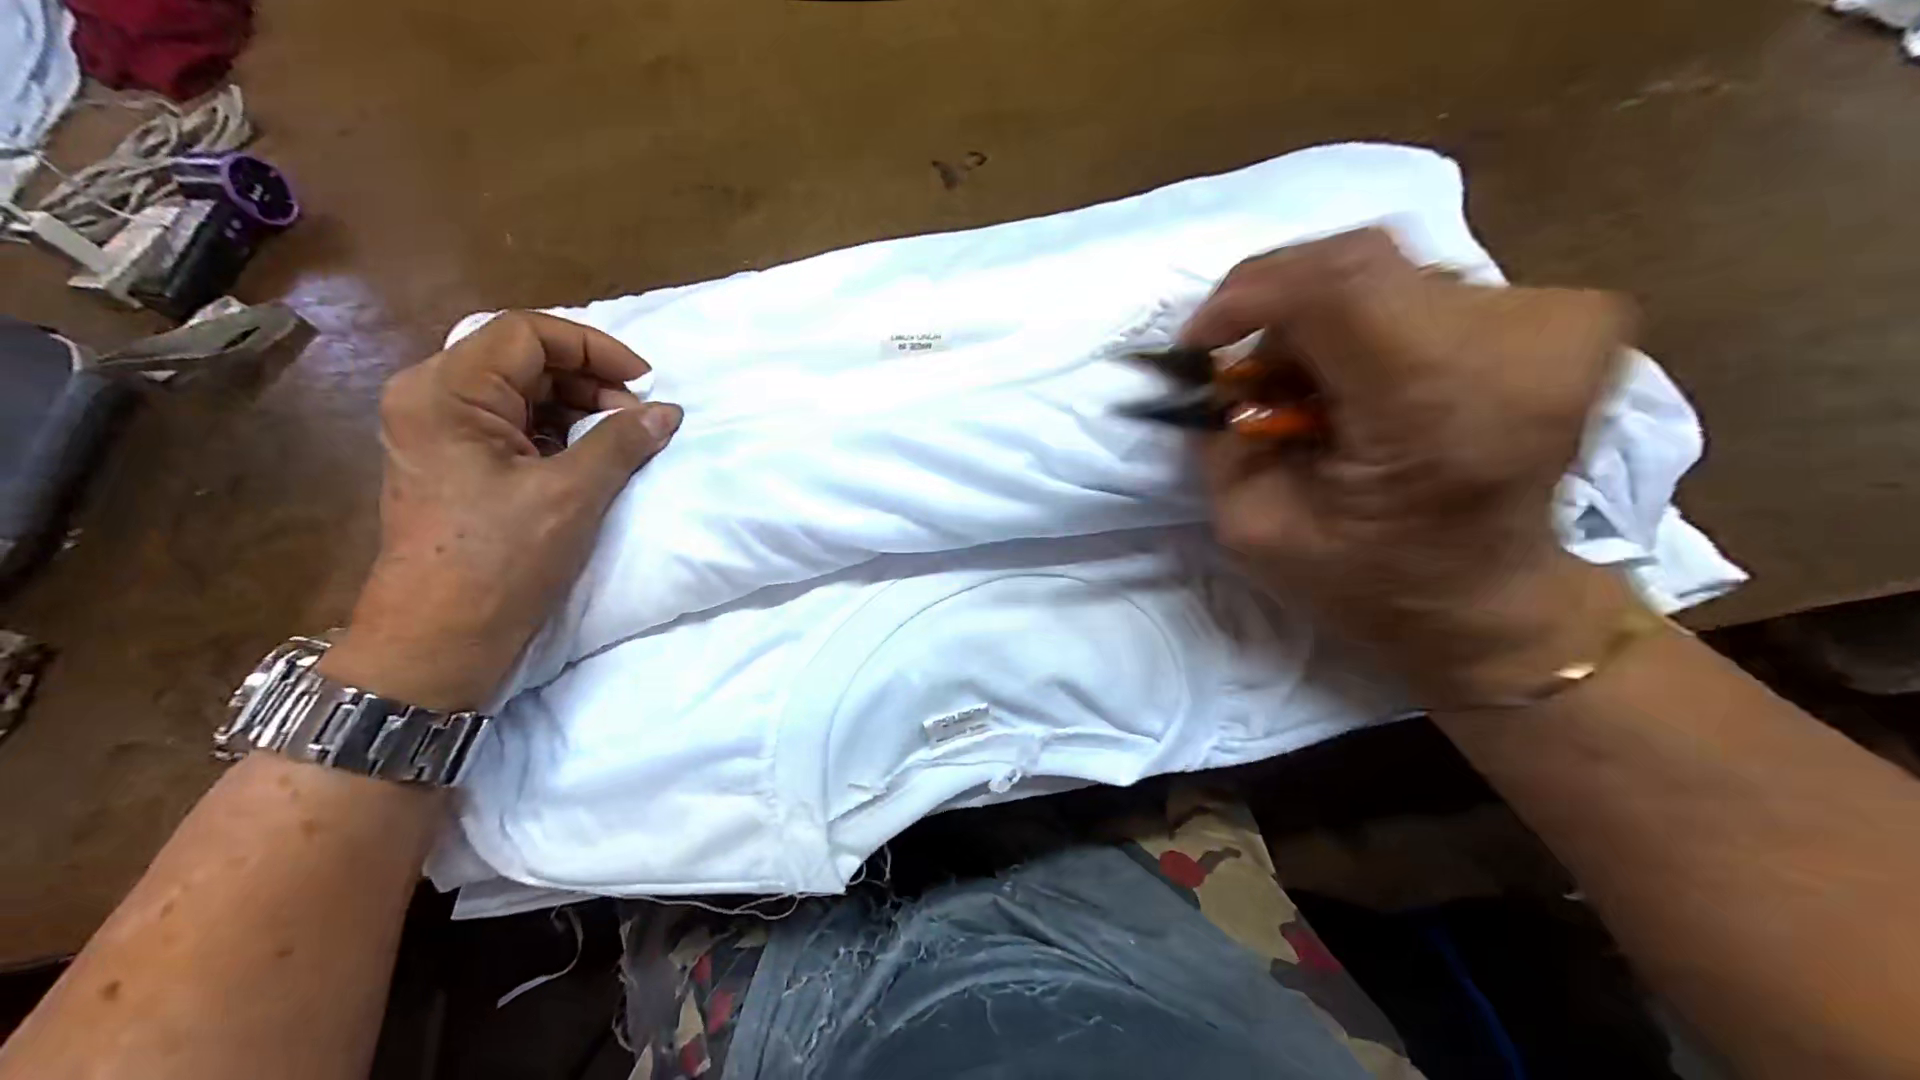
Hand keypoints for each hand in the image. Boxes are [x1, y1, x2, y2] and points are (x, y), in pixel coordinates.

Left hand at [320, 312, 682, 709]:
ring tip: (623, 438)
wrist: (439, 640)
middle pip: (523, 359)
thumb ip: (621, 442)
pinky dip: (561, 432)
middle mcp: (434, 399)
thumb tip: (667, 411)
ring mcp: (441, 432)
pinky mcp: (457, 463)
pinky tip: (594, 457)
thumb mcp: (571, 495)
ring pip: (522, 393)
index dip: (594, 348)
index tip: (645, 383)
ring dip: (579, 408)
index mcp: (446, 392)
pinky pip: (516, 426)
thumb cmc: (499, 562)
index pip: (526, 334)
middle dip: (590, 380)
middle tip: (638, 417)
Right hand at [1181, 228, 1635, 704]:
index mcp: (1439, 407)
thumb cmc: (1372, 586)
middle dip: (1278, 307)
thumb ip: (1223, 440)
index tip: (1201, 340)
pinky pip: (1425, 288)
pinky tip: (1361, 381)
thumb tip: (1224, 373)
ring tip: (1306, 391)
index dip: (1250, 291)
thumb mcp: (1253, 531)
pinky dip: (1368, 325)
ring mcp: (1557, 320)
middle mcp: (1518, 341)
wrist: (1491, 607)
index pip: (1337, 284)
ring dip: (1321, 321)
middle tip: (1249, 374)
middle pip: (1358, 263)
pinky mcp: (1565, 316)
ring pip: (1387, 274)